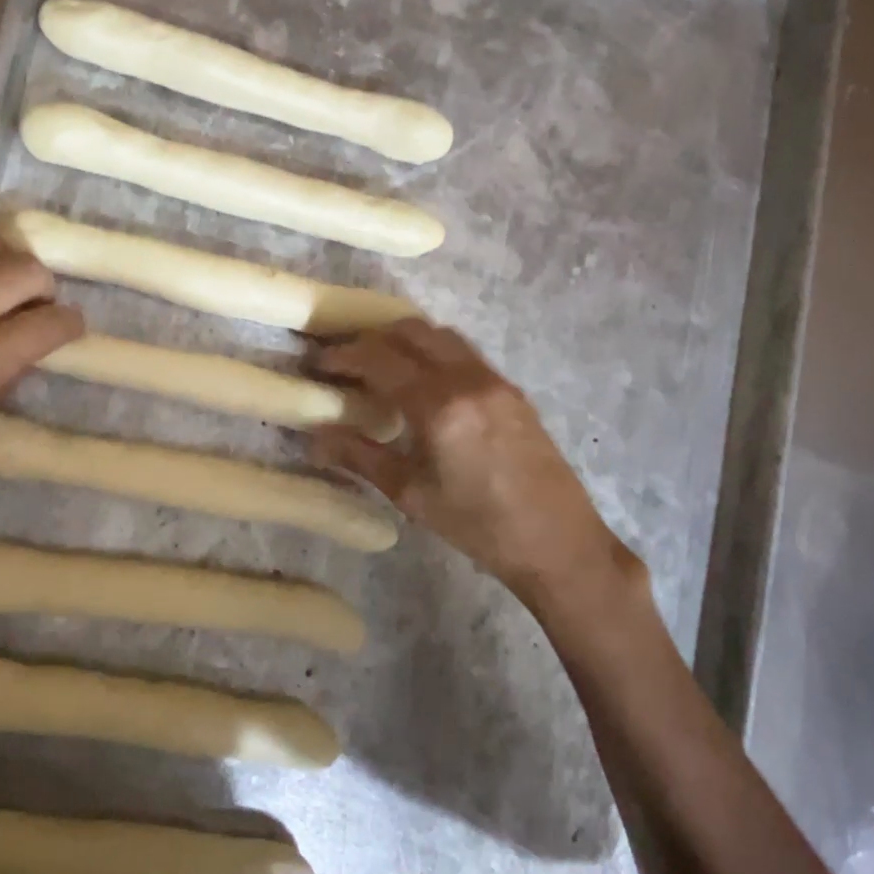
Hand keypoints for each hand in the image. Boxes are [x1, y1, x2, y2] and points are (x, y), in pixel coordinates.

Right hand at [310, 318, 636, 602]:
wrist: (558, 542)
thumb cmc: (477, 525)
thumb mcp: (410, 493)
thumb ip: (360, 457)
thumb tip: (314, 438)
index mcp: (439, 405)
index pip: (379, 360)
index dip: (342, 357)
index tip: (317, 363)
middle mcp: (468, 379)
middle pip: (411, 332)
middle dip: (372, 340)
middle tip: (346, 361)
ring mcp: (495, 380)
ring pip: (441, 335)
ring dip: (405, 341)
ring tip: (381, 366)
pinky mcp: (512, 390)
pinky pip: (464, 353)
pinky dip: (434, 352)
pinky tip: (423, 384)